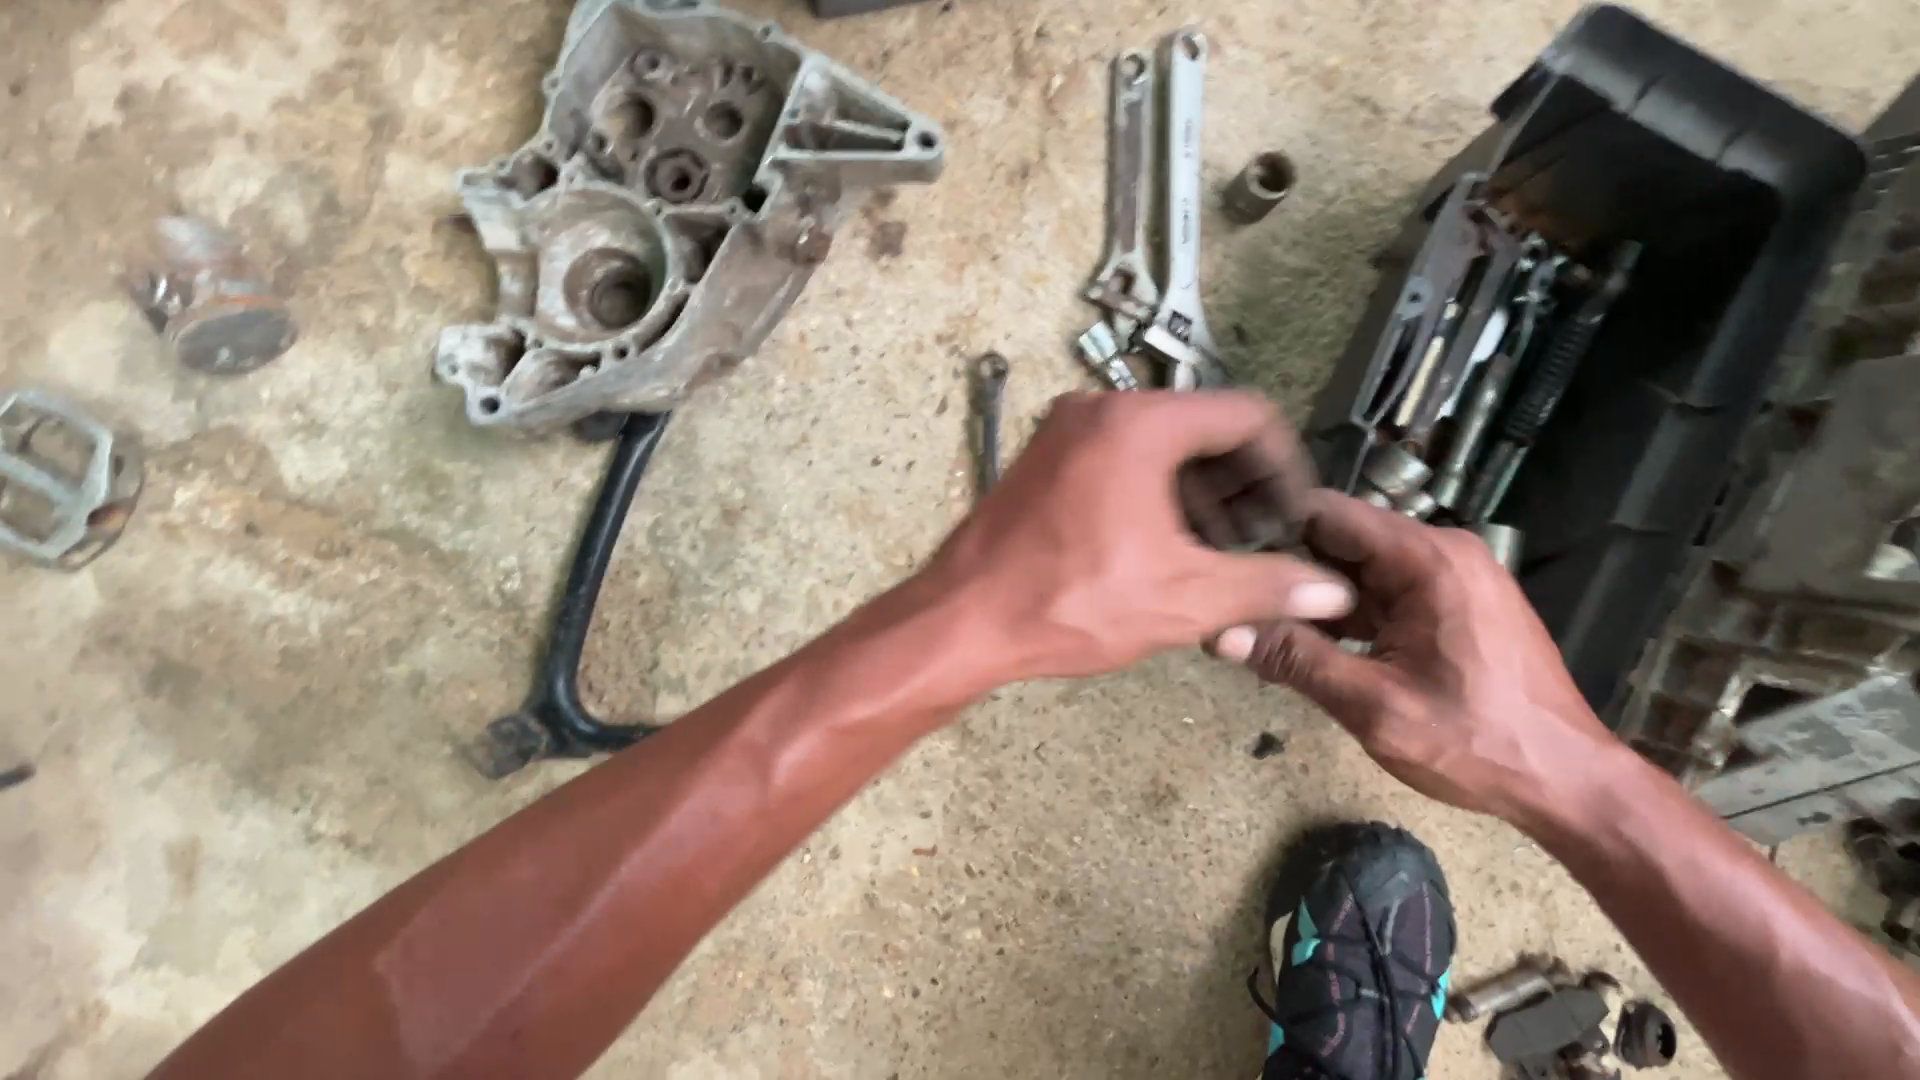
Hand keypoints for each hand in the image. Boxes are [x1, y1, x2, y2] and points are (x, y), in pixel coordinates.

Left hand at [924, 391, 1354, 680]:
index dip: (1284, 467)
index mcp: (1138, 424)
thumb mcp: (1182, 597)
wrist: (962, 619)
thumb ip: (1265, 586)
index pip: (1246, 416)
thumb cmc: (1068, 601)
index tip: (1294, 516)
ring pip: (1159, 445)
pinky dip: (1155, 492)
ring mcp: (1065, 431)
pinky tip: (1165, 546)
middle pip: (1201, 428)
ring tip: (1216, 553)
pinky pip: (1119, 459)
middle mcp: (1099, 409)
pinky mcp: (1044, 459)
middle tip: (1257, 541)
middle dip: (1241, 484)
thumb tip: (1331, 590)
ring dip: (1199, 492)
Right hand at [1214, 491, 1614, 818]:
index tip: (1223, 557)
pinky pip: (1381, 592)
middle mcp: (1441, 552)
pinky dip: (1344, 615)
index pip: (1328, 512)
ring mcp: (1450, 577)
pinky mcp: (1451, 604)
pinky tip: (1307, 646)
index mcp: (1427, 559)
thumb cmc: (1477, 743)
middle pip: (1340, 539)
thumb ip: (1293, 660)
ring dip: (1312, 597)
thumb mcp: (1372, 705)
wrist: (1571, 783)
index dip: (1269, 527)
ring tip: (1257, 627)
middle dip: (1286, 570)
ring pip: (1356, 568)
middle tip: (1233, 603)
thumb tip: (1218, 633)